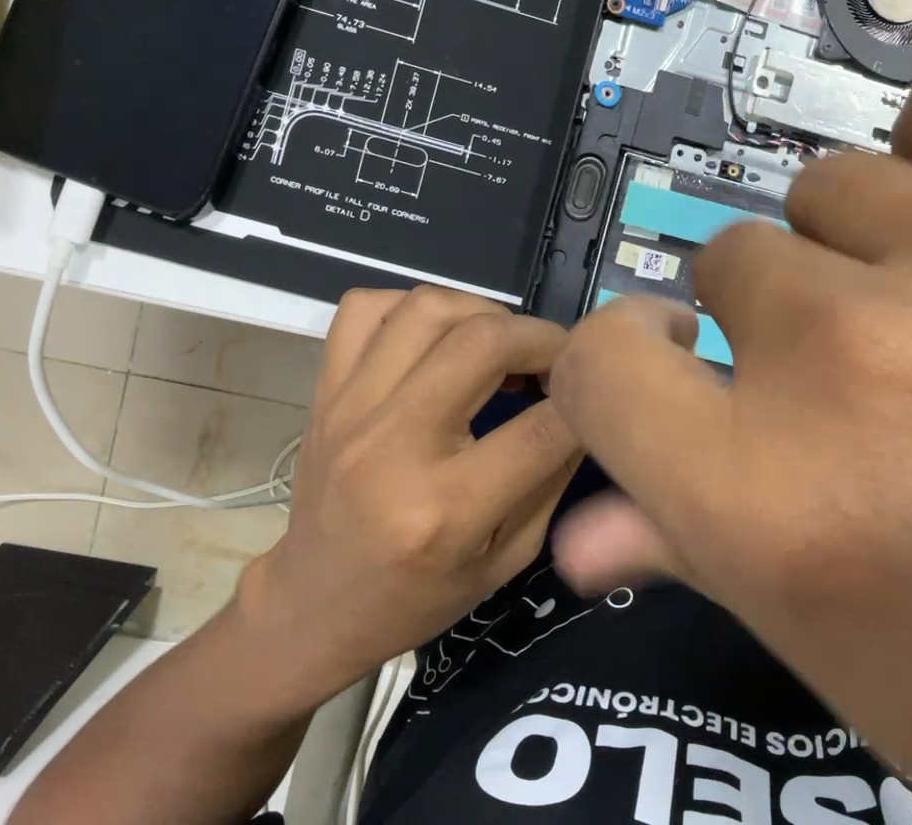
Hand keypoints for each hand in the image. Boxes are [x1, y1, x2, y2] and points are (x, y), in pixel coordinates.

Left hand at [238, 287, 580, 693]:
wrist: (315, 604)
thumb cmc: (418, 596)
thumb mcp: (505, 562)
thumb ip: (551, 481)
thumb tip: (584, 410)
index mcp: (445, 510)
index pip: (540, 427)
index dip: (584, 401)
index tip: (596, 395)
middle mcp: (393, 447)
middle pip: (483, 342)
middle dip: (541, 338)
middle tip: (556, 360)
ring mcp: (349, 411)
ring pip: (426, 309)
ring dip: (483, 313)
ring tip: (501, 345)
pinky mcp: (324, 392)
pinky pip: (365, 308)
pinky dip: (412, 308)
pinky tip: (438, 339)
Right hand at [549, 42, 911, 822]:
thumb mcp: (878, 674)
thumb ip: (713, 561)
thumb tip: (584, 527)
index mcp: (770, 500)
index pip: (600, 363)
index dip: (627, 367)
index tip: (686, 375)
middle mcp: (843, 357)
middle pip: (734, 264)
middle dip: (785, 326)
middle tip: (890, 387)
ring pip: (836, 189)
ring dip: (878, 252)